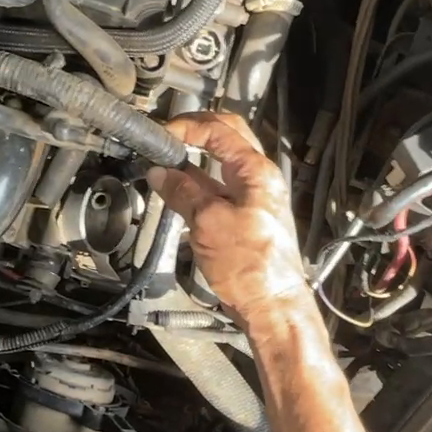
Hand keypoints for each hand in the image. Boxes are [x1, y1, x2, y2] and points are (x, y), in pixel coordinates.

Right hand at [145, 112, 308, 328]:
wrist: (271, 305)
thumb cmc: (251, 267)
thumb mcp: (208, 222)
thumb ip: (183, 192)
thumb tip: (160, 173)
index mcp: (257, 172)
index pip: (221, 130)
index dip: (188, 126)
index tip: (163, 134)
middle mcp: (258, 181)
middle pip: (226, 140)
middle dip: (195, 132)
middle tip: (167, 136)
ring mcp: (252, 200)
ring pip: (219, 167)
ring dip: (192, 162)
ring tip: (164, 165)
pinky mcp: (243, 220)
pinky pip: (217, 192)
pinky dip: (196, 186)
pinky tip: (176, 193)